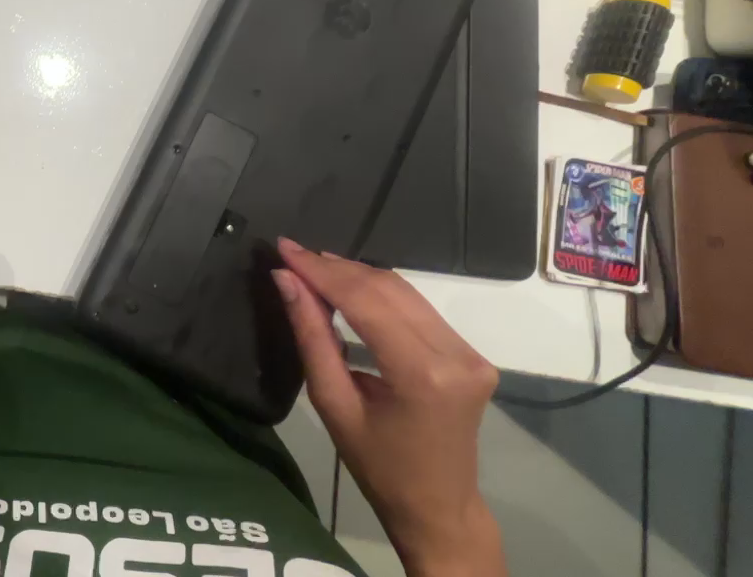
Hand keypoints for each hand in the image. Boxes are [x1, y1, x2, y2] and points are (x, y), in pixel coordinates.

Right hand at [273, 240, 504, 576]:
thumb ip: (311, 334)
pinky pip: (416, 306)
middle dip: (334, 268)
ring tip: (312, 267)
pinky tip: (347, 287)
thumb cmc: (377, 464)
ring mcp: (469, 352)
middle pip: (385, 288)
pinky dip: (376, 291)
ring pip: (402, 290)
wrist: (438, 505)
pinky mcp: (469, 352)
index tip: (283, 247)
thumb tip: (285, 279)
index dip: (320, 270)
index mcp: (422, 373)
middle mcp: (455, 354)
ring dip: (355, 274)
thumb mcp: (332, 402)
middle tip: (291, 255)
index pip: (364, 300)